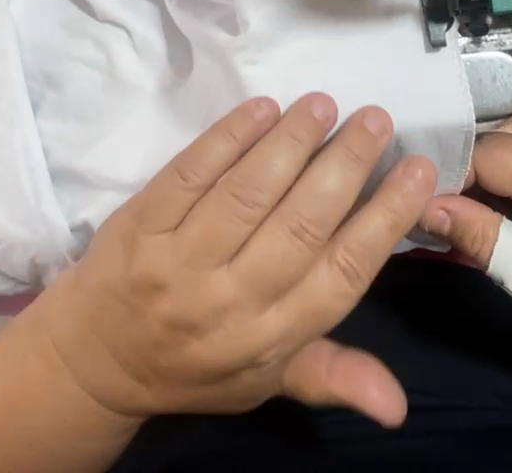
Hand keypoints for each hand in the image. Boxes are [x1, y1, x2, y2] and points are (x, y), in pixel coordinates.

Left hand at [31, 94, 436, 427]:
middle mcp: (228, 300)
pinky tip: (262, 108)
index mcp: (269, 337)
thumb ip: (331, 375)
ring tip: (325, 104)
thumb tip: (401, 405)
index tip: (417, 171)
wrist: (94, 359)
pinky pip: (190, 173)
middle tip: (377, 119)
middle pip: (300, 225)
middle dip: (345, 167)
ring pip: (246, 193)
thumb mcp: (265, 383)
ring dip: (290, 143)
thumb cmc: (194, 366)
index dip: (384, 220)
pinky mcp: (140, 224)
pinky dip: (228, 138)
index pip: (340, 274)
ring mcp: (178, 259)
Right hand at [417, 118, 511, 370]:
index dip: (449, 174)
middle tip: (426, 202)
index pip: (489, 152)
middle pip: (494, 135)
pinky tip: (481, 200)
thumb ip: (487, 240)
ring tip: (448, 202)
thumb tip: (424, 207)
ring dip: (474, 166)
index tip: (417, 203)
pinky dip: (494, 169)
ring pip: (503, 136)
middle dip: (457, 165)